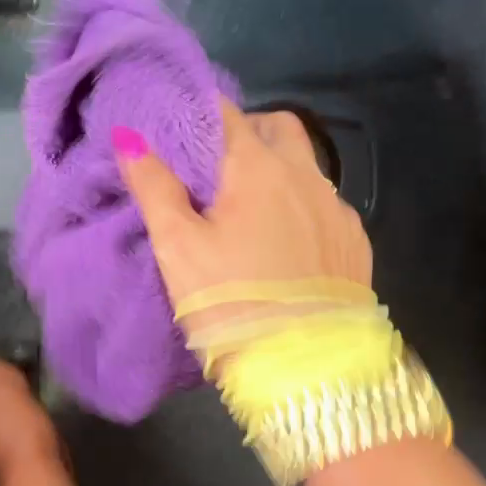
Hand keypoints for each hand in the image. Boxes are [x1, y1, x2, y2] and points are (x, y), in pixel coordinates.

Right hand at [113, 100, 372, 329]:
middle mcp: (305, 175)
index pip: (226, 113)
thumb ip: (154, 186)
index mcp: (257, 166)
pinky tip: (287, 242)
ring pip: (307, 166)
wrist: (310, 373)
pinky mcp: (357, 243)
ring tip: (250, 209)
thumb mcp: (178, 247)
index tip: (180, 126)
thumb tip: (129, 136)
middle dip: (249, 130)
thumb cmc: (232, 301)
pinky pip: (327, 205)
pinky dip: (303, 207)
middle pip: (279, 126)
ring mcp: (338, 209)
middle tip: (218, 164)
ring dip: (279, 170)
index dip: (200, 112)